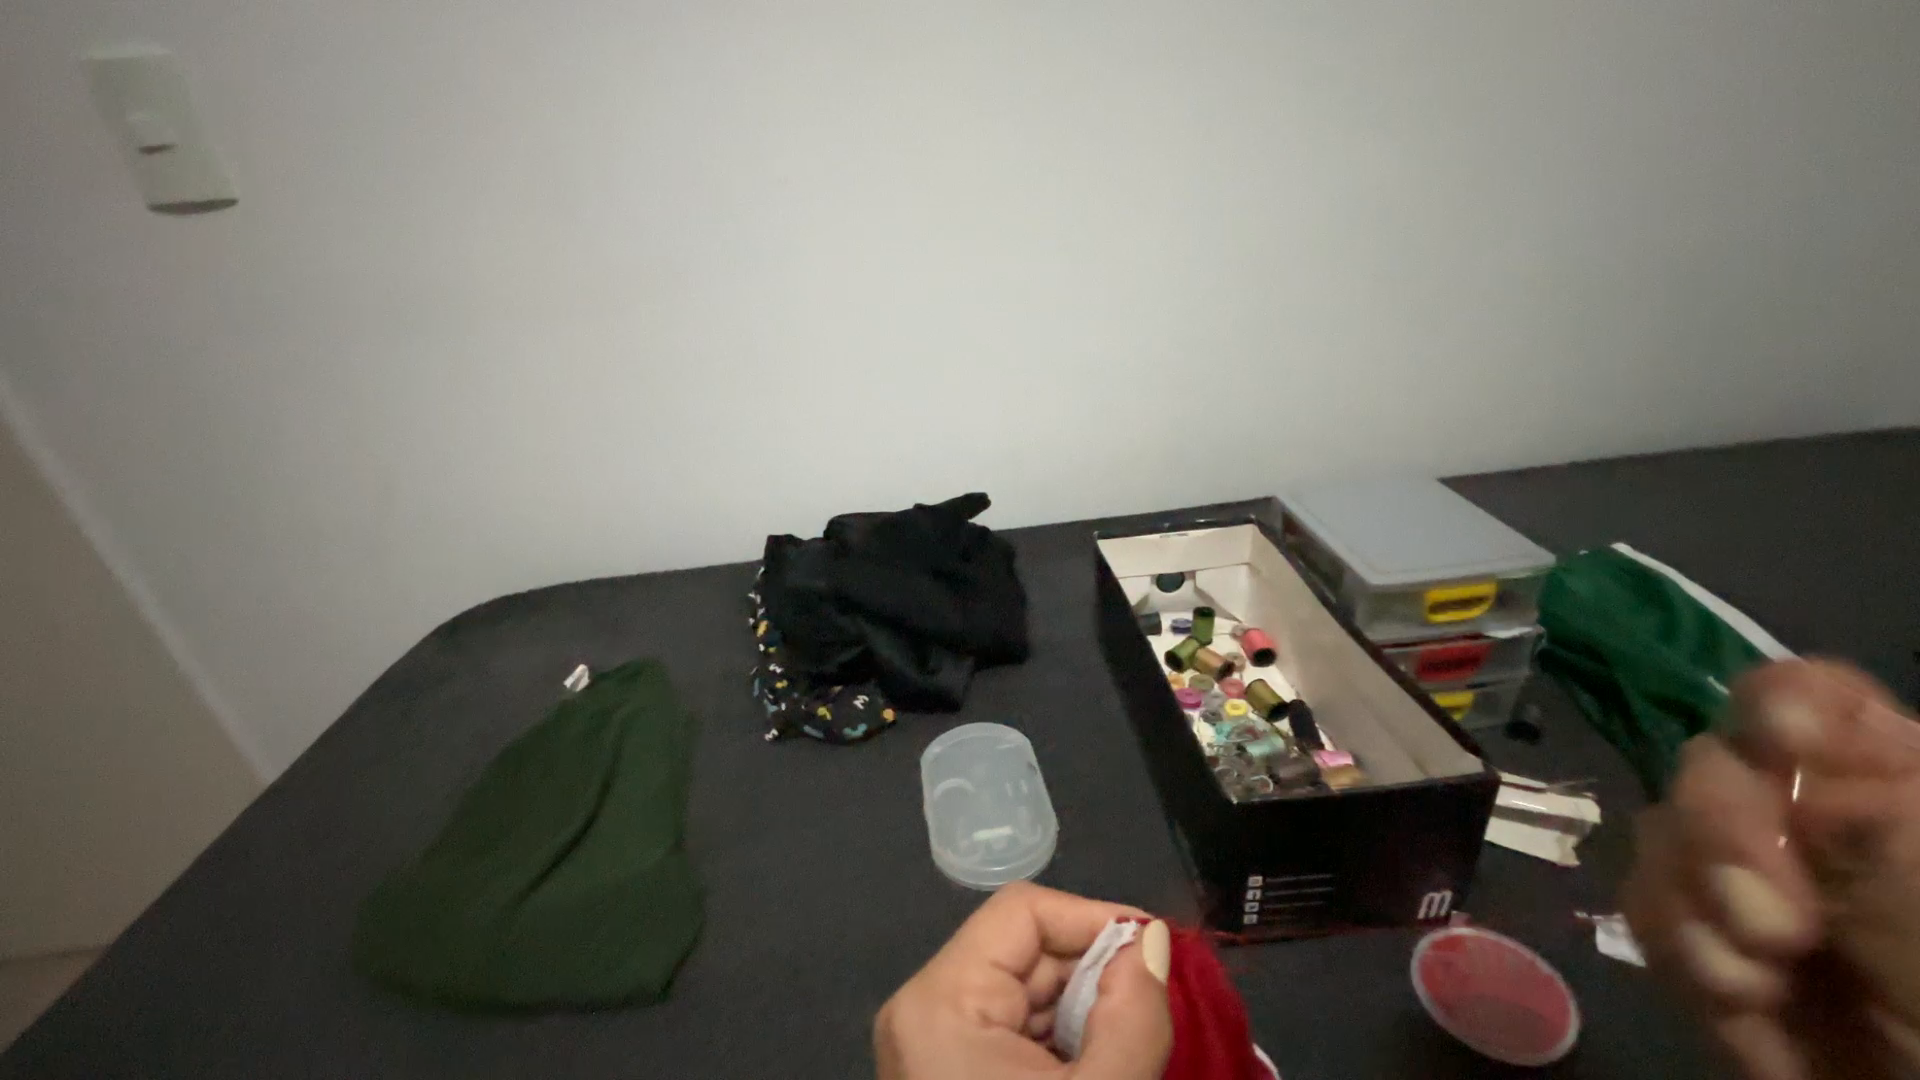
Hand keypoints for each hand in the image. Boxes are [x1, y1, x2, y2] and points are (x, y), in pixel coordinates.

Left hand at [874, 882, 1173, 1079]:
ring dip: (1086, 1012)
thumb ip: (1132, 1015)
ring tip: (1131, 1046)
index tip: (1160, 951)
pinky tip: (1097, 1064)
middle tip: (1158, 1010)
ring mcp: (929, 1044)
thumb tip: (1155, 941)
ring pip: (1025, 992)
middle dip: (1098, 973)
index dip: (1097, 920)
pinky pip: (1012, 1031)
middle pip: (1026, 950)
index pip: (1025, 911)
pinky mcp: (944, 1071)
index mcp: (940, 1001)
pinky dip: (1062, 1043)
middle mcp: (924, 1009)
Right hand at [1623, 659, 1919, 1079]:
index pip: (1814, 701)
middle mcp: (1808, 818)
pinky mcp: (1695, 930)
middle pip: (1712, 765)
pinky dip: (1680, 949)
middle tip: (1771, 923)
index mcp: (1892, 793)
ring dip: (1695, 907)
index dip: (1783, 702)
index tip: (1783, 739)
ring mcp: (1743, 875)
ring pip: (1661, 833)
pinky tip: (1740, 999)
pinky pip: (1641, 899)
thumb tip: (1823, 776)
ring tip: (1758, 984)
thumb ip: (1902, 858)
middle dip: (1721, 832)